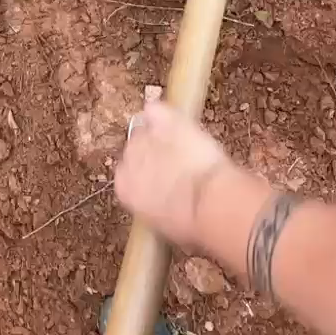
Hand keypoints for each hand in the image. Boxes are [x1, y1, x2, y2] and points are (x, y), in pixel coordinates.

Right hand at [113, 101, 236, 251]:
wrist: (210, 202)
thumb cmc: (191, 223)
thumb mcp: (165, 225)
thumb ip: (154, 206)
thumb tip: (164, 205)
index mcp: (125, 187)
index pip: (126, 174)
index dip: (144, 176)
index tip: (159, 180)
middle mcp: (128, 159)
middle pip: (134, 148)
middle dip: (151, 154)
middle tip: (175, 164)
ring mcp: (145, 136)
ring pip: (145, 128)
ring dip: (160, 135)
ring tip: (181, 145)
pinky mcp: (164, 120)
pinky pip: (155, 109)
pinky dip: (163, 113)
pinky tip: (175, 121)